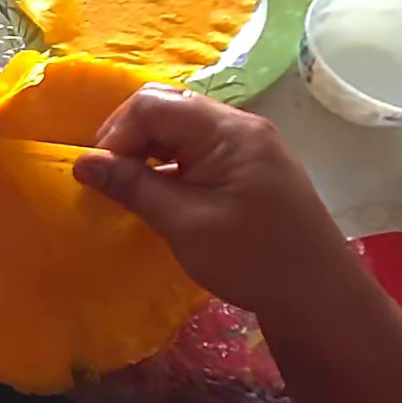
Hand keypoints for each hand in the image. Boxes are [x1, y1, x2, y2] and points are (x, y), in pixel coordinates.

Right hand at [72, 86, 358, 317]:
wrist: (320, 297)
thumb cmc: (253, 259)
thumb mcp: (185, 224)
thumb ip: (132, 186)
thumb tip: (82, 163)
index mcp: (227, 130)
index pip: (154, 105)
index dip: (117, 132)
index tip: (98, 173)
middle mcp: (237, 125)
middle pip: (166, 106)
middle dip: (127, 135)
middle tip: (107, 174)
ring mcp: (243, 143)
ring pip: (177, 125)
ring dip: (145, 147)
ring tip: (125, 183)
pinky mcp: (244, 164)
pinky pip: (193, 145)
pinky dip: (166, 160)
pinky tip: (155, 187)